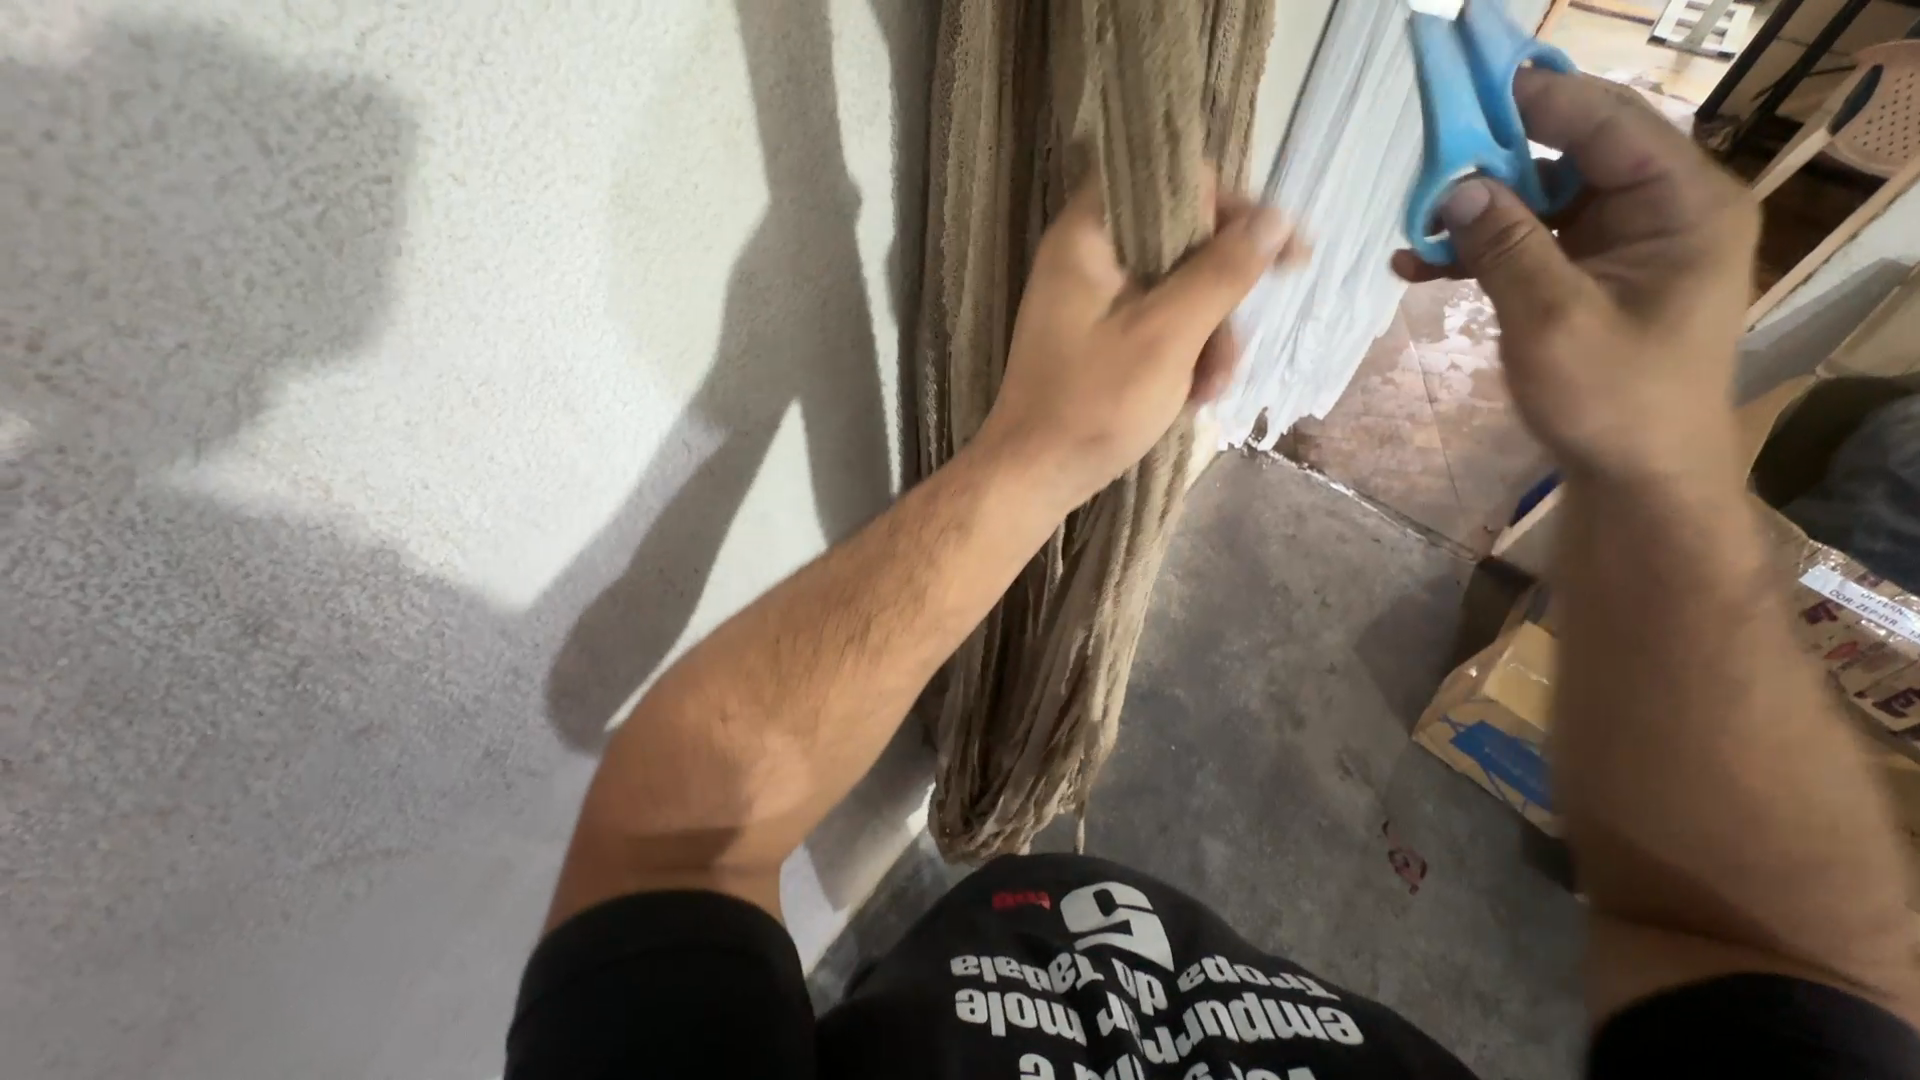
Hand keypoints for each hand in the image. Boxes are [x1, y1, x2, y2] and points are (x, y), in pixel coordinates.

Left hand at [974, 175, 1307, 509]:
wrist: (1034, 476)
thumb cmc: (1093, 404)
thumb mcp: (1167, 336)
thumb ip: (1221, 272)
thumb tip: (1275, 218)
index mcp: (1088, 237)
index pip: (1170, 182)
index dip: (1227, 206)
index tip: (1270, 244)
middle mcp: (1087, 258)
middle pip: (1180, 241)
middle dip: (1220, 295)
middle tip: (1239, 343)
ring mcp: (1092, 302)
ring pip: (1175, 291)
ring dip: (1207, 337)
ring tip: (1211, 389)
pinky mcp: (1099, 340)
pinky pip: (1156, 326)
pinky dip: (1182, 356)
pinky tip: (1192, 397)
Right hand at [1392, 69, 1758, 487]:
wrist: (1635, 471)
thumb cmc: (1612, 397)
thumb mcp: (1552, 319)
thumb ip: (1506, 245)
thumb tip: (1456, 187)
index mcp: (1683, 203)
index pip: (1610, 122)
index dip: (1541, 99)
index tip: (1473, 85)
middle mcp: (1658, 210)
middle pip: (1571, 154)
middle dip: (1496, 159)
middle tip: (1430, 158)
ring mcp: (1621, 244)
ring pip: (1541, 199)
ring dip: (1477, 212)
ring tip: (1414, 228)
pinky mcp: (1587, 277)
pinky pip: (1529, 243)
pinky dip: (1479, 251)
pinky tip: (1422, 265)